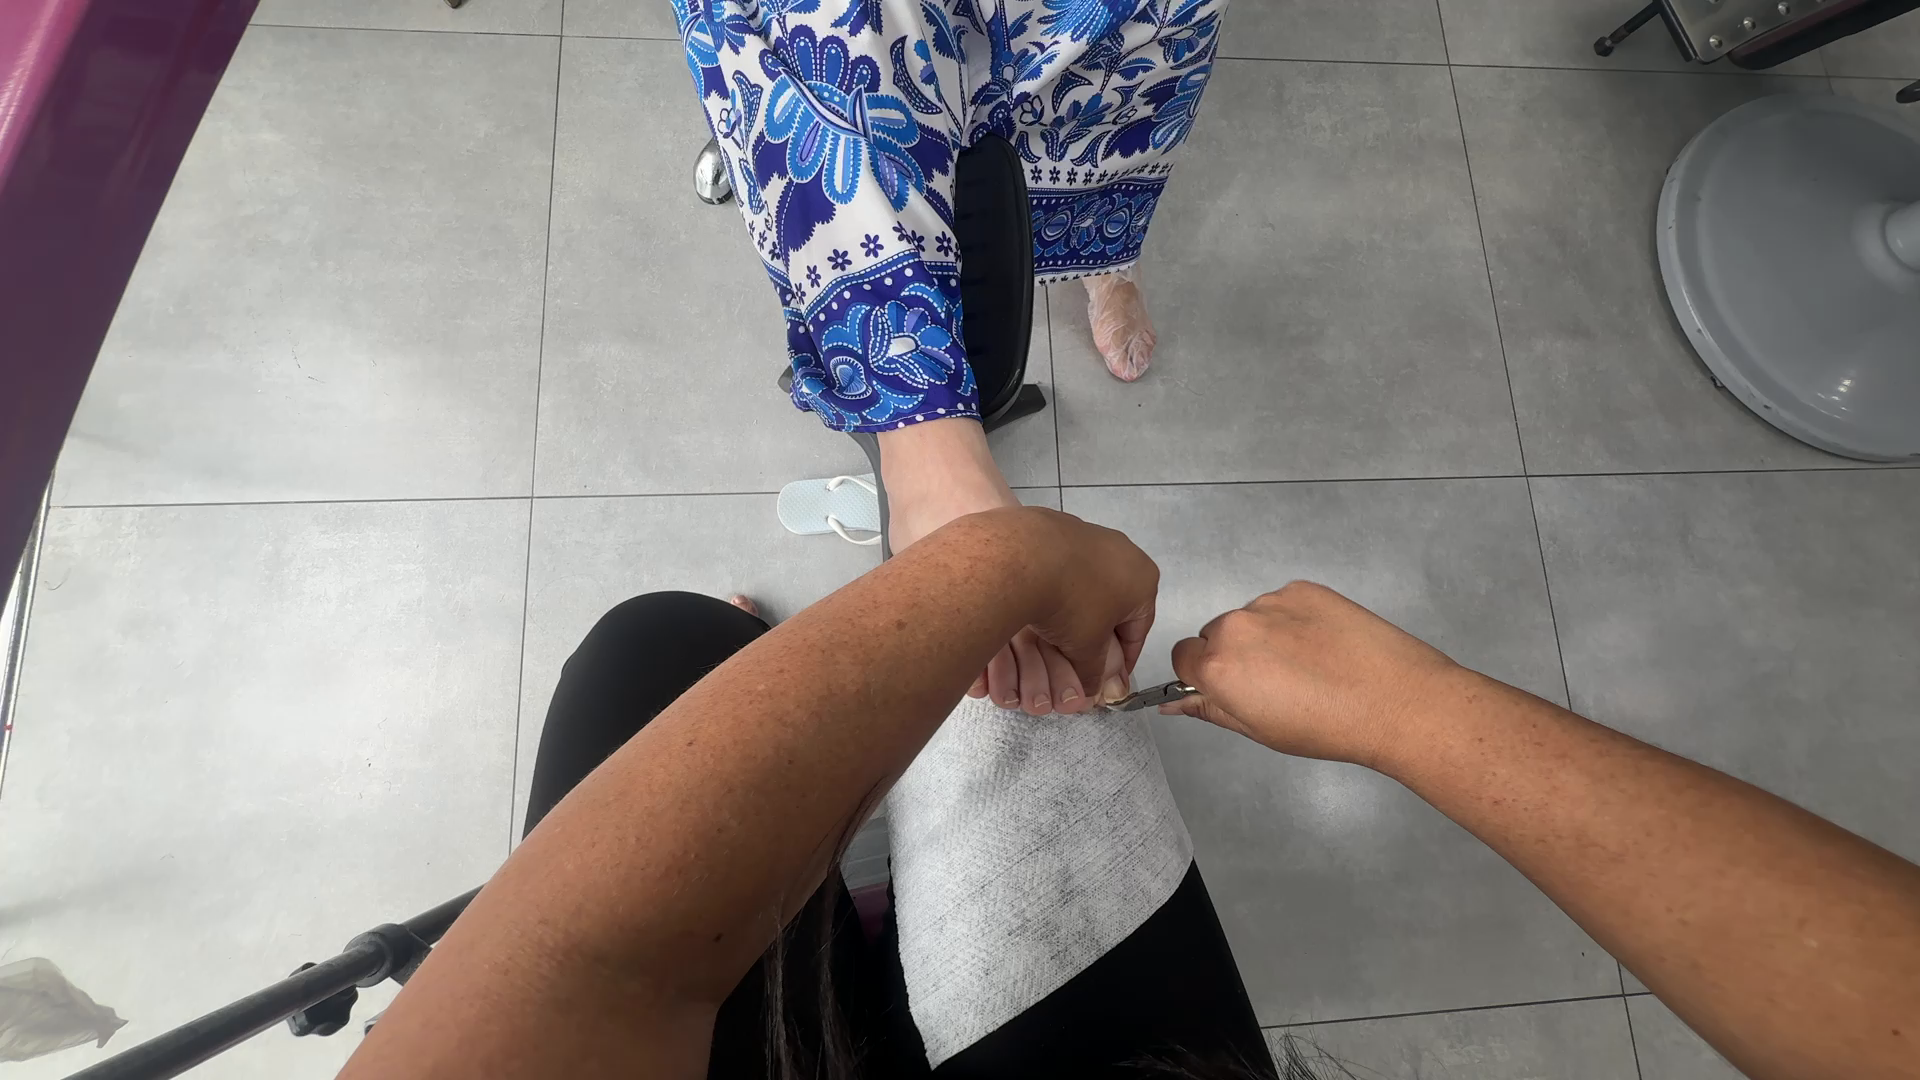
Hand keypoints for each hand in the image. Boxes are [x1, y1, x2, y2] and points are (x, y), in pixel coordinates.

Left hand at [949, 508, 1156, 714]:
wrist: (1022, 556)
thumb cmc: (1070, 603)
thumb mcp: (1086, 647)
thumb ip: (1094, 671)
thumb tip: (1092, 690)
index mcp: (1143, 579)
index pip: (1138, 630)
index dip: (1123, 659)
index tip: (1108, 676)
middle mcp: (1123, 550)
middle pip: (1115, 602)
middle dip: (1099, 630)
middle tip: (1081, 655)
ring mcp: (1090, 533)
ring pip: (1088, 581)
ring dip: (1077, 605)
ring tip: (1055, 629)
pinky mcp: (1058, 525)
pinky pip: (1063, 563)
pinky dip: (1057, 583)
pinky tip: (1038, 600)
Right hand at [1163, 581, 1462, 766]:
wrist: (1398, 700)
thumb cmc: (1327, 727)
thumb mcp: (1259, 730)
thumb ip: (1209, 709)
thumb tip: (1172, 704)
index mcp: (1217, 666)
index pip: (1182, 656)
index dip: (1202, 674)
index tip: (1230, 687)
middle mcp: (1234, 627)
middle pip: (1214, 634)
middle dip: (1233, 653)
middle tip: (1274, 680)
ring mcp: (1269, 603)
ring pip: (1249, 618)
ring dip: (1263, 635)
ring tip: (1307, 663)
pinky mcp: (1302, 589)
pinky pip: (1281, 603)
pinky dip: (1293, 620)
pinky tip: (1323, 644)